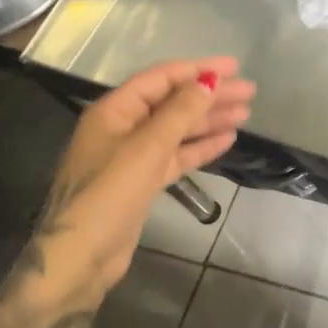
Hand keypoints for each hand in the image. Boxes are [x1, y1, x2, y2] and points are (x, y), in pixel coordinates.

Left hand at [28, 57, 254, 295]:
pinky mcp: (142, 182)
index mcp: (114, 111)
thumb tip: (210, 80)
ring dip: (209, 120)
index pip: (161, 78)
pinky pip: (176, 155)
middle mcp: (122, 128)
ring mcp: (132, 156)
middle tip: (249, 92)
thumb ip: (181, 111)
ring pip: (177, 129)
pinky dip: (200, 146)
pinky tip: (227, 140)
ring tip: (245, 114)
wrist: (79, 260)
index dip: (198, 69)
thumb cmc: (108, 195)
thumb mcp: (147, 148)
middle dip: (210, 95)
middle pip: (172, 102)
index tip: (235, 67)